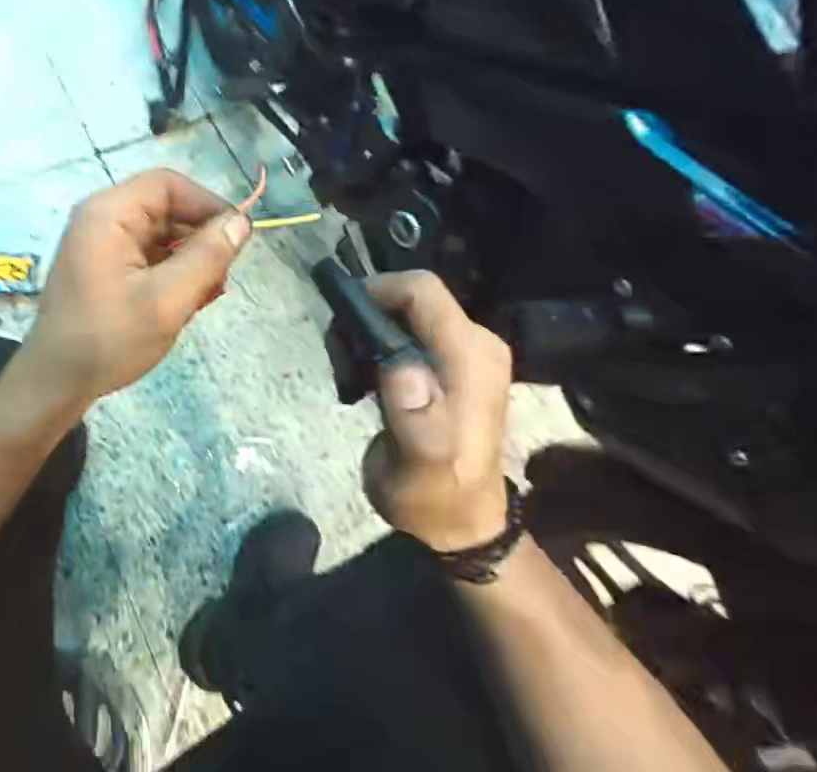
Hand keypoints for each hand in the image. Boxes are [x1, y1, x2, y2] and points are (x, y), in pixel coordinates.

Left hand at [21, 169, 251, 404]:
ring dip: (190, 258)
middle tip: (222, 275)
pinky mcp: (105, 265)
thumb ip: (208, 257)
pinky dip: (173, 271)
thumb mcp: (167, 300)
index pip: (168, 185)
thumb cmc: (109, 339)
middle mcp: (102, 218)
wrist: (55, 383)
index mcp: (108, 214)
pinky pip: (149, 254)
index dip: (207, 204)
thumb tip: (241, 223)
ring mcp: (101, 243)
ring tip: (207, 293)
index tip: (237, 235)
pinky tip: (188, 300)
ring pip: (161, 233)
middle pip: (166, 208)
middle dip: (200, 238)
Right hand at [361, 271, 513, 551]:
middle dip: (368, 315)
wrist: (460, 523)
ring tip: (350, 374)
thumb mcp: (423, 468)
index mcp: (471, 357)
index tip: (344, 323)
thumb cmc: (436, 498)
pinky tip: (365, 379)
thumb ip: (417, 419)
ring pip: (405, 313)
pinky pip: (407, 331)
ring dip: (369, 332)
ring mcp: (465, 352)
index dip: (378, 292)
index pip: (422, 291)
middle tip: (341, 358)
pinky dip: (378, 344)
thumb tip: (403, 369)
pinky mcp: (450, 363)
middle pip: (412, 298)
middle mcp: (474, 343)